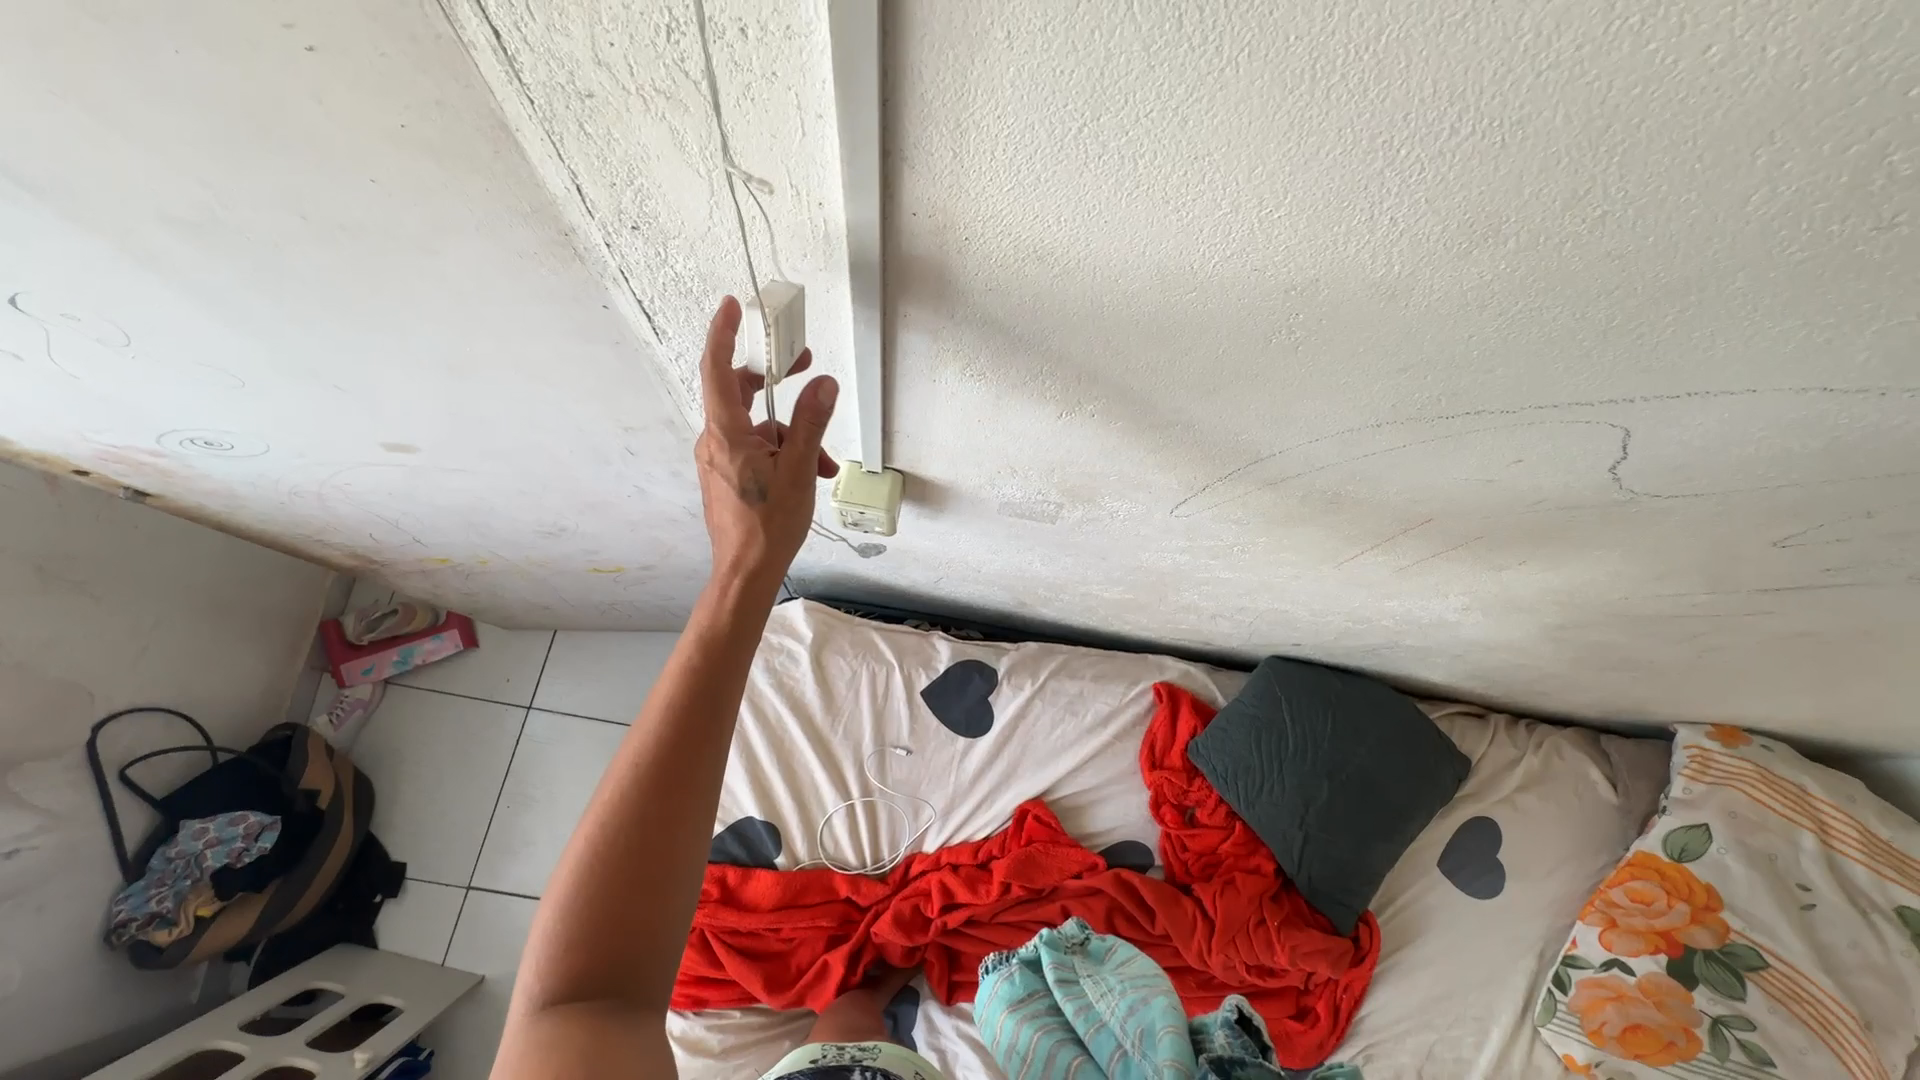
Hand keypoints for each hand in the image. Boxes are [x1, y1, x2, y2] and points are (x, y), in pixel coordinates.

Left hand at [695, 296, 839, 595]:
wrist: (747, 571)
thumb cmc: (768, 526)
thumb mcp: (799, 469)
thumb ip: (811, 422)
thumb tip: (822, 384)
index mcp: (727, 434)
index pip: (717, 369)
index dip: (723, 334)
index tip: (732, 307)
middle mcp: (715, 441)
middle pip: (740, 393)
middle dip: (775, 382)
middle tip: (802, 365)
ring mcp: (720, 460)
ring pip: (757, 428)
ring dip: (792, 435)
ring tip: (822, 462)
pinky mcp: (728, 476)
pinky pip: (755, 449)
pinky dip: (782, 453)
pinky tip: (809, 473)